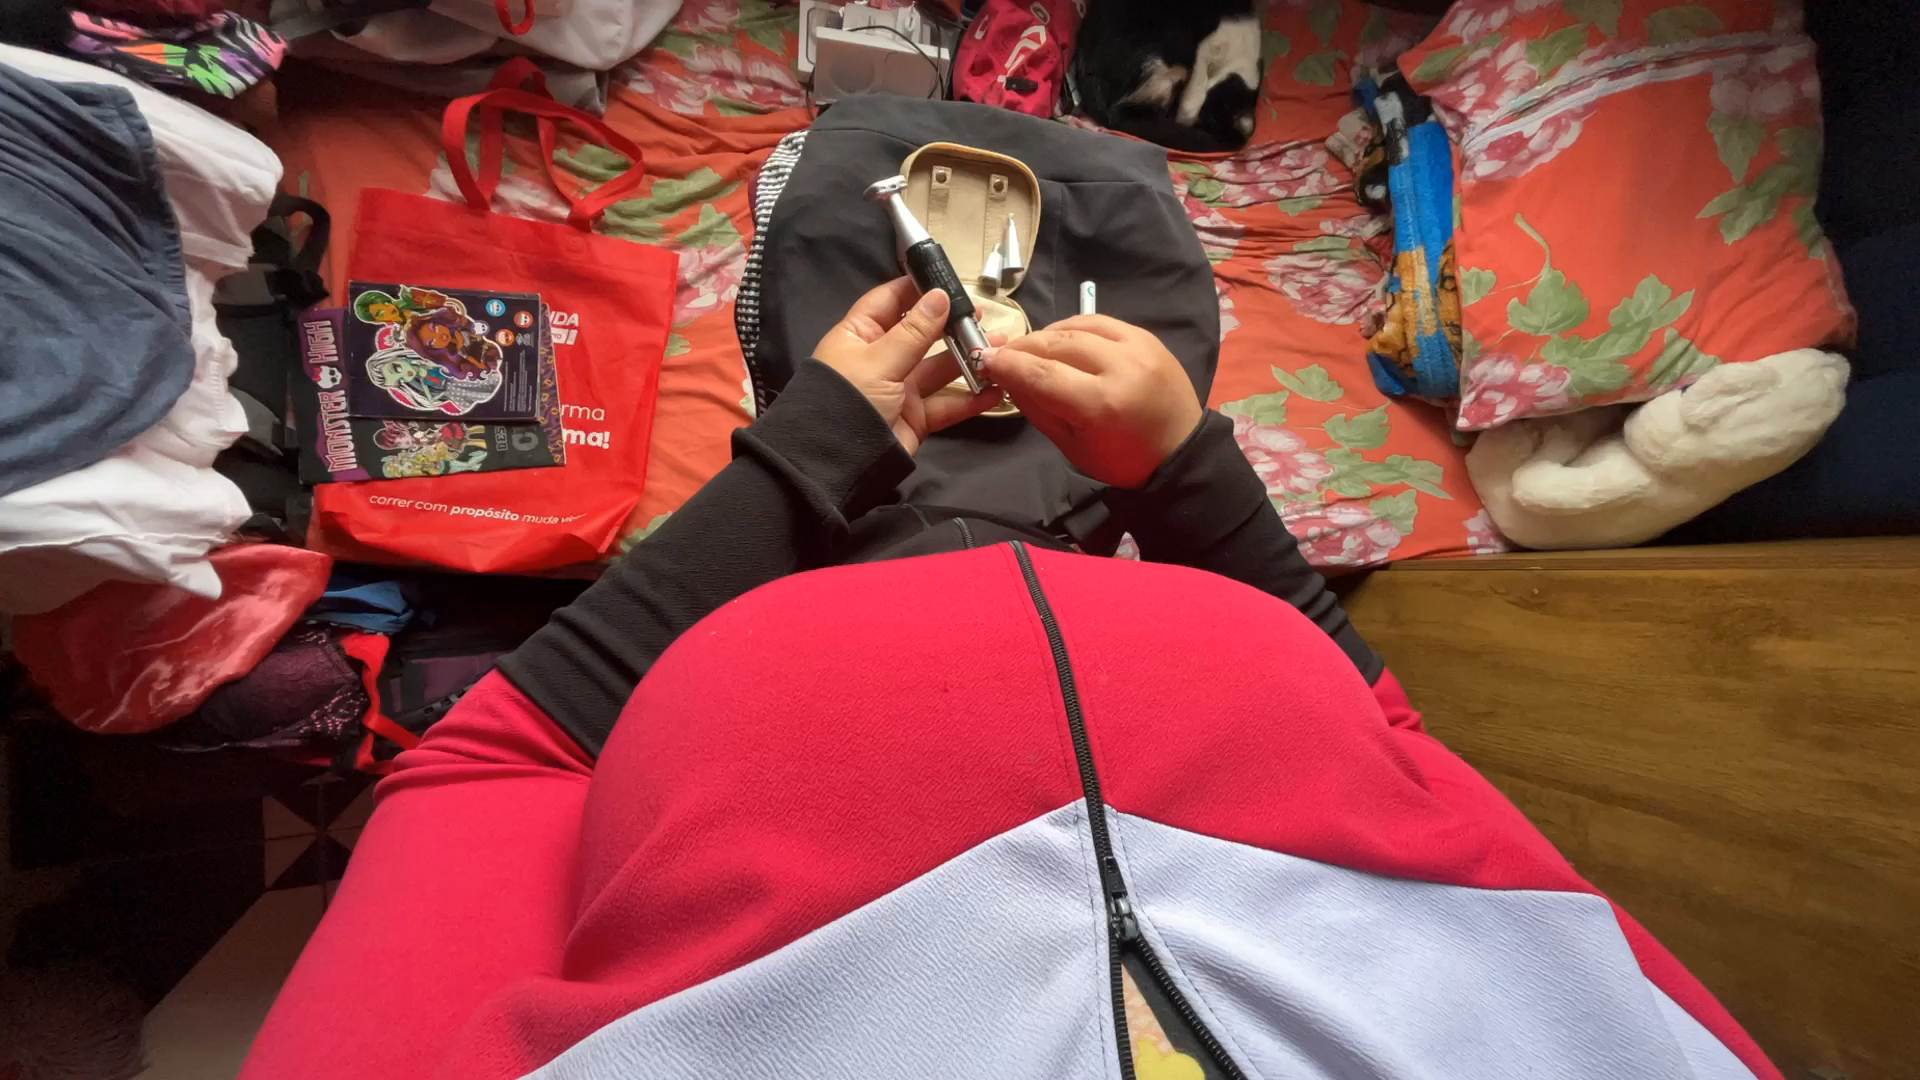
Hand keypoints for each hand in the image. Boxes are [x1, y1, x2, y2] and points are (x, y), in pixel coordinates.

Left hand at [812, 277, 1004, 453]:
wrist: (839, 463)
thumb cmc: (849, 400)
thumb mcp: (879, 360)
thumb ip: (915, 331)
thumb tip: (940, 296)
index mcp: (860, 336)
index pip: (890, 301)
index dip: (917, 289)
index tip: (947, 279)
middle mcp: (881, 359)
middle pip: (921, 335)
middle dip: (951, 325)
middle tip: (981, 315)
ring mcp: (900, 389)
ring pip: (939, 369)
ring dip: (968, 359)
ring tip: (998, 346)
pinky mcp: (916, 417)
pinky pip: (946, 403)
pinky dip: (969, 398)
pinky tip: (992, 389)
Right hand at [980, 315, 1203, 487]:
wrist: (1179, 452)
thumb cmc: (1121, 459)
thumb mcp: (1071, 447)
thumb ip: (1036, 408)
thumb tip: (1006, 376)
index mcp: (1101, 405)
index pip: (1042, 374)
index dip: (1009, 364)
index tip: (985, 359)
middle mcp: (1121, 368)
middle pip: (1057, 343)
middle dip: (1023, 346)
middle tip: (1001, 352)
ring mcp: (1138, 347)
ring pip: (1077, 326)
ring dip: (1046, 334)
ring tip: (1029, 347)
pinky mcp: (1147, 337)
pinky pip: (1099, 322)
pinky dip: (1073, 328)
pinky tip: (1060, 339)